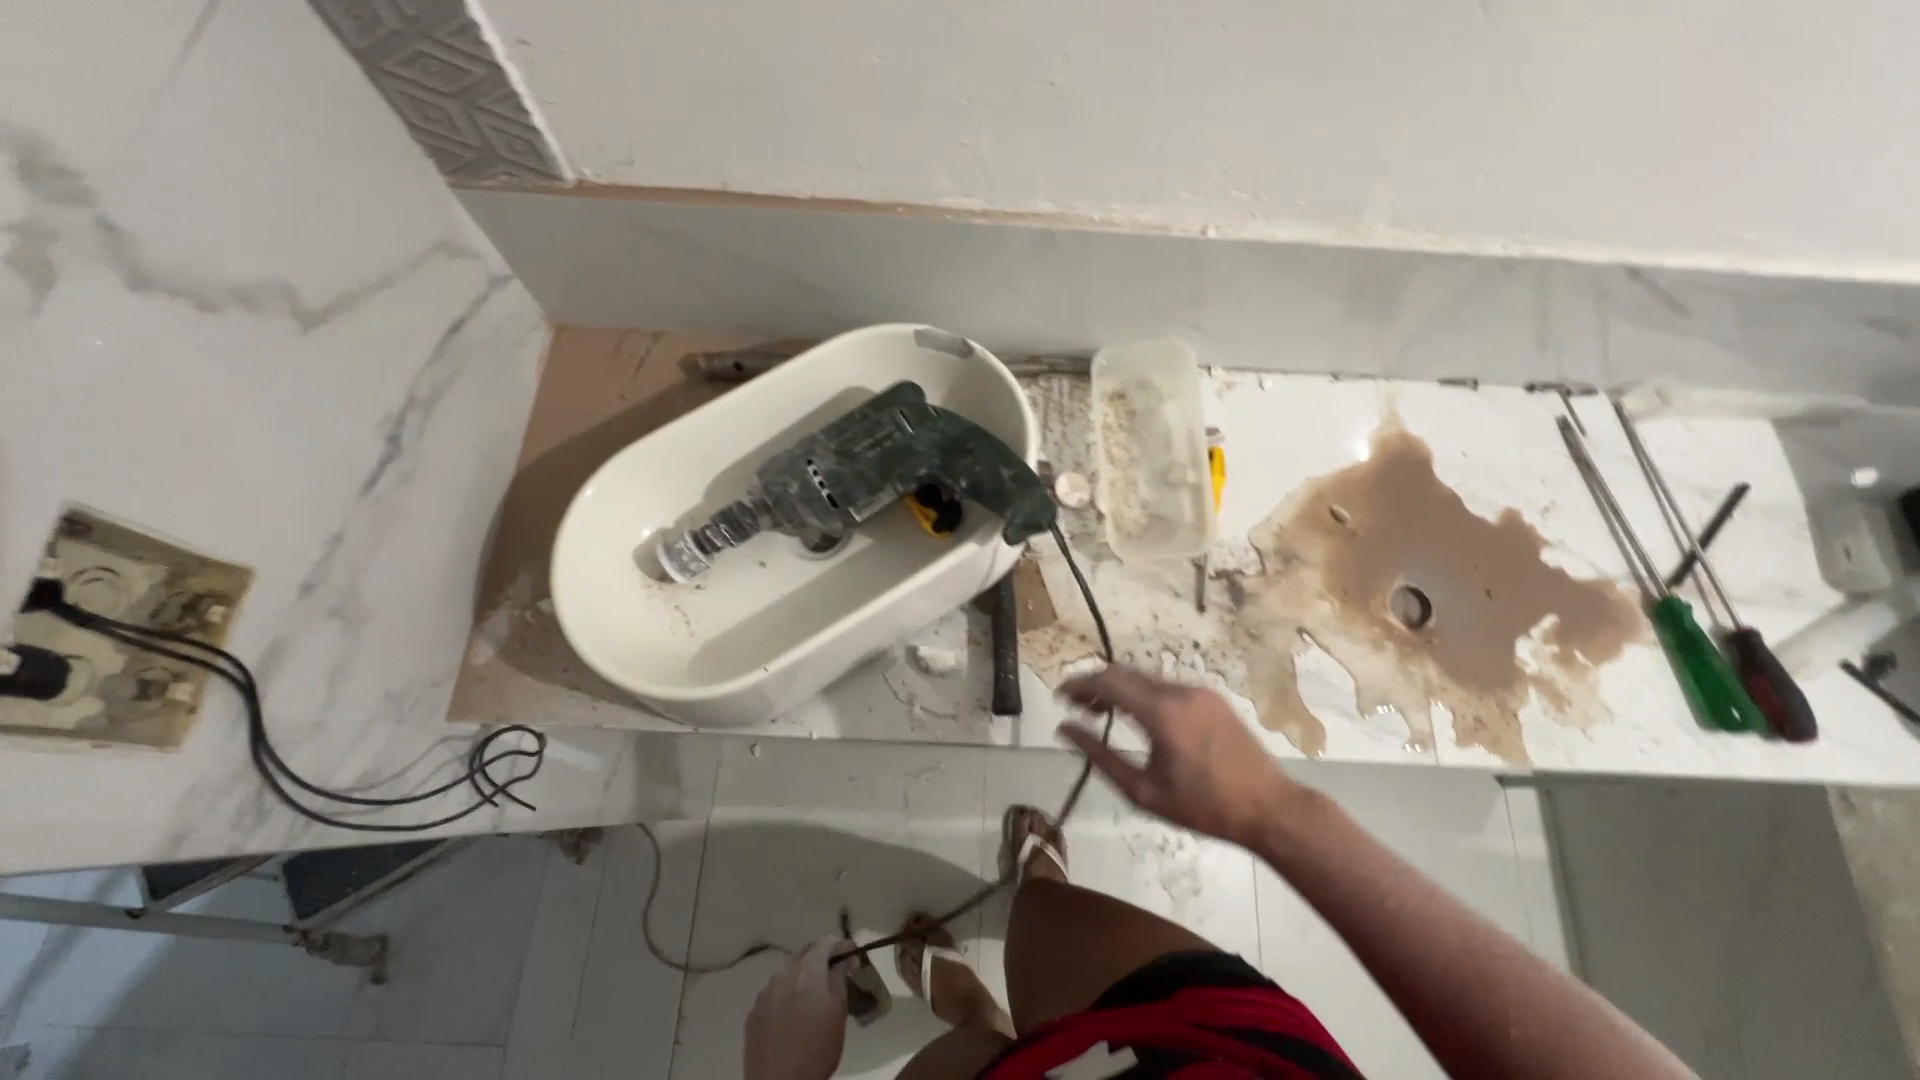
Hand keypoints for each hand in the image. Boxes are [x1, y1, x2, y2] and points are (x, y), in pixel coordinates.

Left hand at [744, 938, 850, 1079]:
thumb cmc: (817, 1049)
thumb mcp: (838, 1013)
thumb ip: (840, 980)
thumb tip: (844, 959)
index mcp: (807, 972)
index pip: (824, 943)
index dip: (839, 944)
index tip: (850, 951)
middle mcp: (782, 975)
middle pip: (803, 954)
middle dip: (820, 956)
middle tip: (834, 970)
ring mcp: (764, 993)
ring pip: (786, 973)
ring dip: (800, 976)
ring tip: (811, 995)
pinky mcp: (753, 1012)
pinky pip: (772, 993)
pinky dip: (785, 994)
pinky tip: (791, 1013)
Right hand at [1059, 666, 1304, 847]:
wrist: (1270, 808)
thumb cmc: (1203, 807)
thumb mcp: (1143, 790)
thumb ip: (1099, 756)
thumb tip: (1065, 731)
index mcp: (1162, 713)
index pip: (1107, 682)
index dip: (1077, 685)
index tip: (1058, 698)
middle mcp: (1180, 691)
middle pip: (1124, 673)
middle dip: (1095, 685)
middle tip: (1076, 707)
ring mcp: (1200, 691)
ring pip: (1145, 678)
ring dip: (1119, 689)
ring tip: (1101, 713)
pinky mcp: (1212, 698)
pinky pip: (1166, 686)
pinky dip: (1142, 694)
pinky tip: (1137, 717)